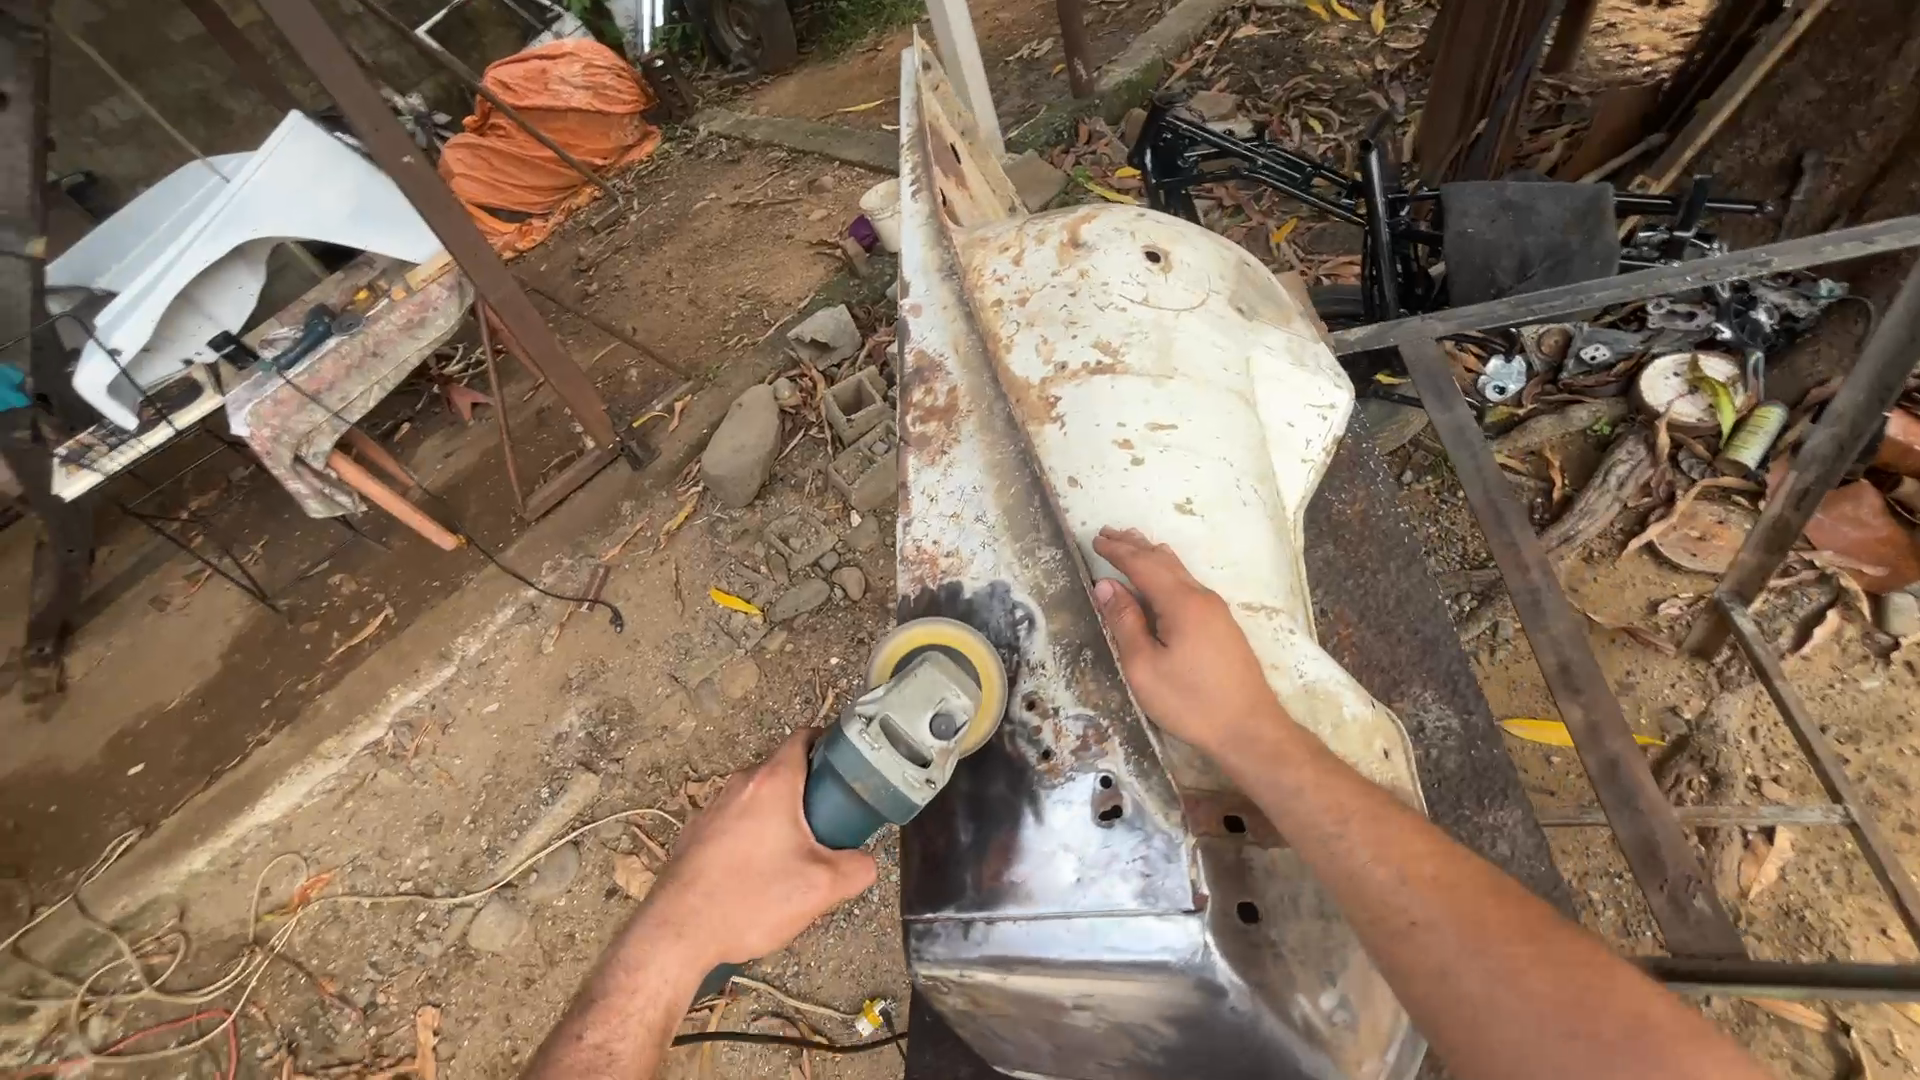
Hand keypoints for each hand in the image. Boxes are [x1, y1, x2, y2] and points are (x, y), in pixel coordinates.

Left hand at [642, 730, 876, 967]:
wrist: (675, 934)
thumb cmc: (750, 899)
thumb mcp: (822, 888)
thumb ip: (858, 869)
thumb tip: (866, 862)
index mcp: (772, 782)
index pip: (804, 738)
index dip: (828, 743)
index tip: (846, 765)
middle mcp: (740, 785)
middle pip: (782, 770)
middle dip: (808, 790)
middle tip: (829, 822)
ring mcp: (711, 809)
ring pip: (757, 799)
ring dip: (778, 816)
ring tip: (794, 855)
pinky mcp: (694, 835)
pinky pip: (733, 823)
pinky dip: (751, 835)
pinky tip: (756, 874)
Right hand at [1091, 527, 1291, 754]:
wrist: (1250, 730)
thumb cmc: (1191, 702)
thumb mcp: (1144, 667)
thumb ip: (1125, 623)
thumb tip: (1106, 586)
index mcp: (1181, 603)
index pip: (1142, 565)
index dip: (1117, 552)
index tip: (1095, 540)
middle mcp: (1201, 598)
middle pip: (1163, 561)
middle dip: (1134, 546)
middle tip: (1108, 532)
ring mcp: (1215, 610)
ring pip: (1179, 571)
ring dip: (1152, 555)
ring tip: (1133, 541)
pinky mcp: (1221, 625)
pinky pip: (1187, 584)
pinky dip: (1166, 571)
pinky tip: (1164, 573)